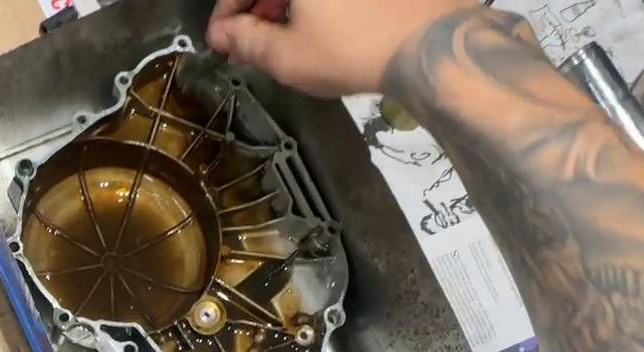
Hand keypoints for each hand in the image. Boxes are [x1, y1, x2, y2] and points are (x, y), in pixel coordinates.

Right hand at [206, 0, 477, 96]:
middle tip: (244, 46)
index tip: (219, 42)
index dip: (226, 15)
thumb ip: (247, 40)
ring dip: (281, 6)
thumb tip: (223, 34)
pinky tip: (305, 25)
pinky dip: (309, 3)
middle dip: (254, 10)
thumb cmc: (349, 49)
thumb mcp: (286, 55)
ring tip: (274, 40)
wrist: (424, 41)